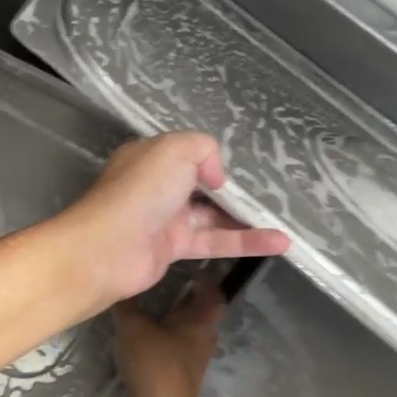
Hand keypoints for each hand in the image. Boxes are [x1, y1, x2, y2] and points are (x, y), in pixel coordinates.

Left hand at [60, 132, 287, 308]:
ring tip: (288, 220)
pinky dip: (247, 241)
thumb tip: (215, 175)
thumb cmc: (140, 191)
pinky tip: (281, 242)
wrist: (108, 247)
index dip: (210, 159)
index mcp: (147, 158)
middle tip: (274, 194)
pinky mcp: (171, 248)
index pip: (183, 154)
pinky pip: (215, 241)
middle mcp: (154, 186)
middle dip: (232, 190)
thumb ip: (202, 148)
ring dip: (248, 217)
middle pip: (200, 186)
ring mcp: (162, 218)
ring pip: (212, 215)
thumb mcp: (174, 150)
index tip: (238, 167)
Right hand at [112, 285, 225, 396]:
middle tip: (164, 277)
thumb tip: (120, 278)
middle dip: (187, 294)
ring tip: (151, 301)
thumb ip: (127, 302)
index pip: (213, 293)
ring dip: (174, 314)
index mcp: (200, 322)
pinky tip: (144, 329)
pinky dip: (165, 331)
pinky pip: (176, 342)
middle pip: (202, 311)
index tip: (188, 262)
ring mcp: (193, 357)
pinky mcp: (180, 372)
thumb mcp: (132, 324)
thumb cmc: (152, 362)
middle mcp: (204, 338)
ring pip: (189, 328)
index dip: (205, 277)